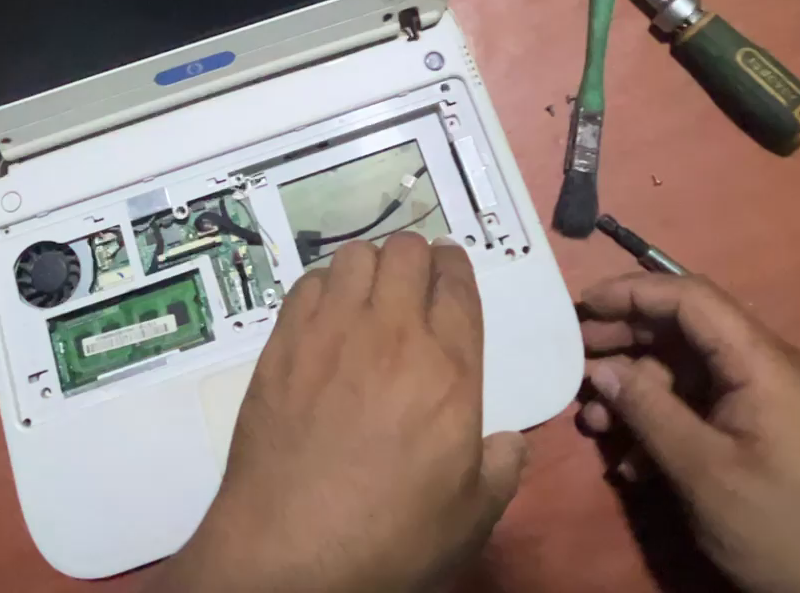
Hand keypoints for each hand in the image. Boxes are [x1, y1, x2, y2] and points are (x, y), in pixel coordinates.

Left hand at [155, 233, 526, 592]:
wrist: (292, 548)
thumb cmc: (390, 535)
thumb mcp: (471, 516)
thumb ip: (501, 467)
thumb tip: (512, 440)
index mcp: (449, 367)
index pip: (457, 282)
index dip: (455, 266)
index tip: (449, 269)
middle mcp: (393, 331)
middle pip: (407, 251)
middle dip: (415, 256)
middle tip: (410, 282)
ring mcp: (334, 329)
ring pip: (356, 254)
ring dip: (369, 266)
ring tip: (367, 295)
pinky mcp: (286, 339)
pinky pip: (310, 281)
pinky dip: (324, 286)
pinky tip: (325, 315)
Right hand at [578, 273, 799, 592]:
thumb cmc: (789, 535)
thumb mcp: (706, 475)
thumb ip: (648, 411)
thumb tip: (600, 367)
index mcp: (767, 365)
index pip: (692, 298)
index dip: (632, 292)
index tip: (584, 306)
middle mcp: (775, 369)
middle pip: (687, 332)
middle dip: (627, 345)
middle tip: (576, 363)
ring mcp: (778, 403)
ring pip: (692, 374)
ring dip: (640, 394)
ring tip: (596, 426)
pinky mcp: (776, 434)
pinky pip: (710, 408)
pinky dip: (669, 423)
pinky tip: (635, 461)